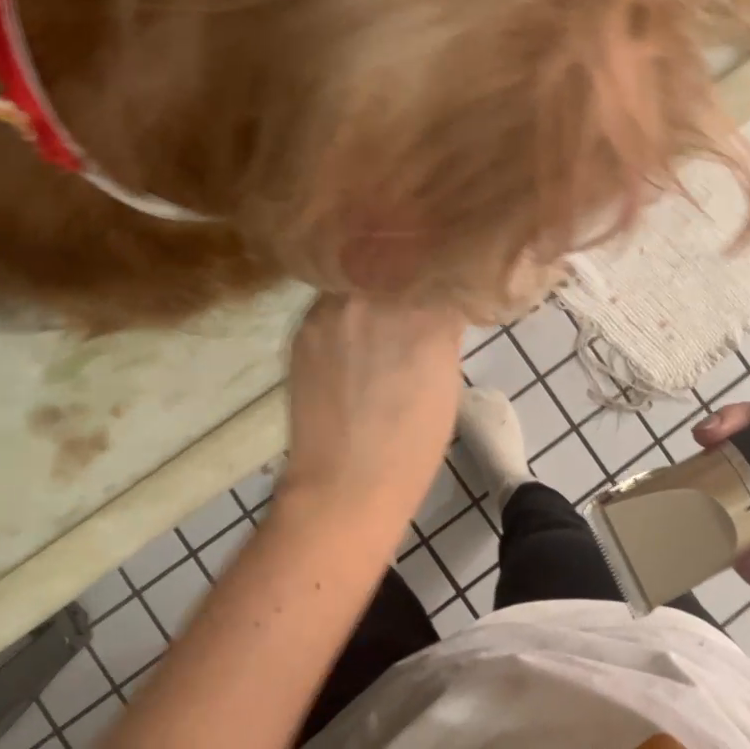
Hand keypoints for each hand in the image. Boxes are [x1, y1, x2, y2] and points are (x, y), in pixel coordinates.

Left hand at [279, 294, 465, 513]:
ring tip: (377, 317)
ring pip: (359, 280)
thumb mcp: (446, 377)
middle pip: (396, 267)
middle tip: (410, 301)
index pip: (438, 272)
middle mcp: (377, 297)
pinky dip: (343, 313)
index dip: (441, 279)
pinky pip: (331, 304)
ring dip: (371, 290)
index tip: (444, 288)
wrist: (345, 483)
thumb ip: (441, 329)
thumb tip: (436, 303)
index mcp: (425, 311)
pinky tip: (349, 337)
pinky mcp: (303, 326)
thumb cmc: (413, 442)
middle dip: (406, 280)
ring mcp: (333, 309)